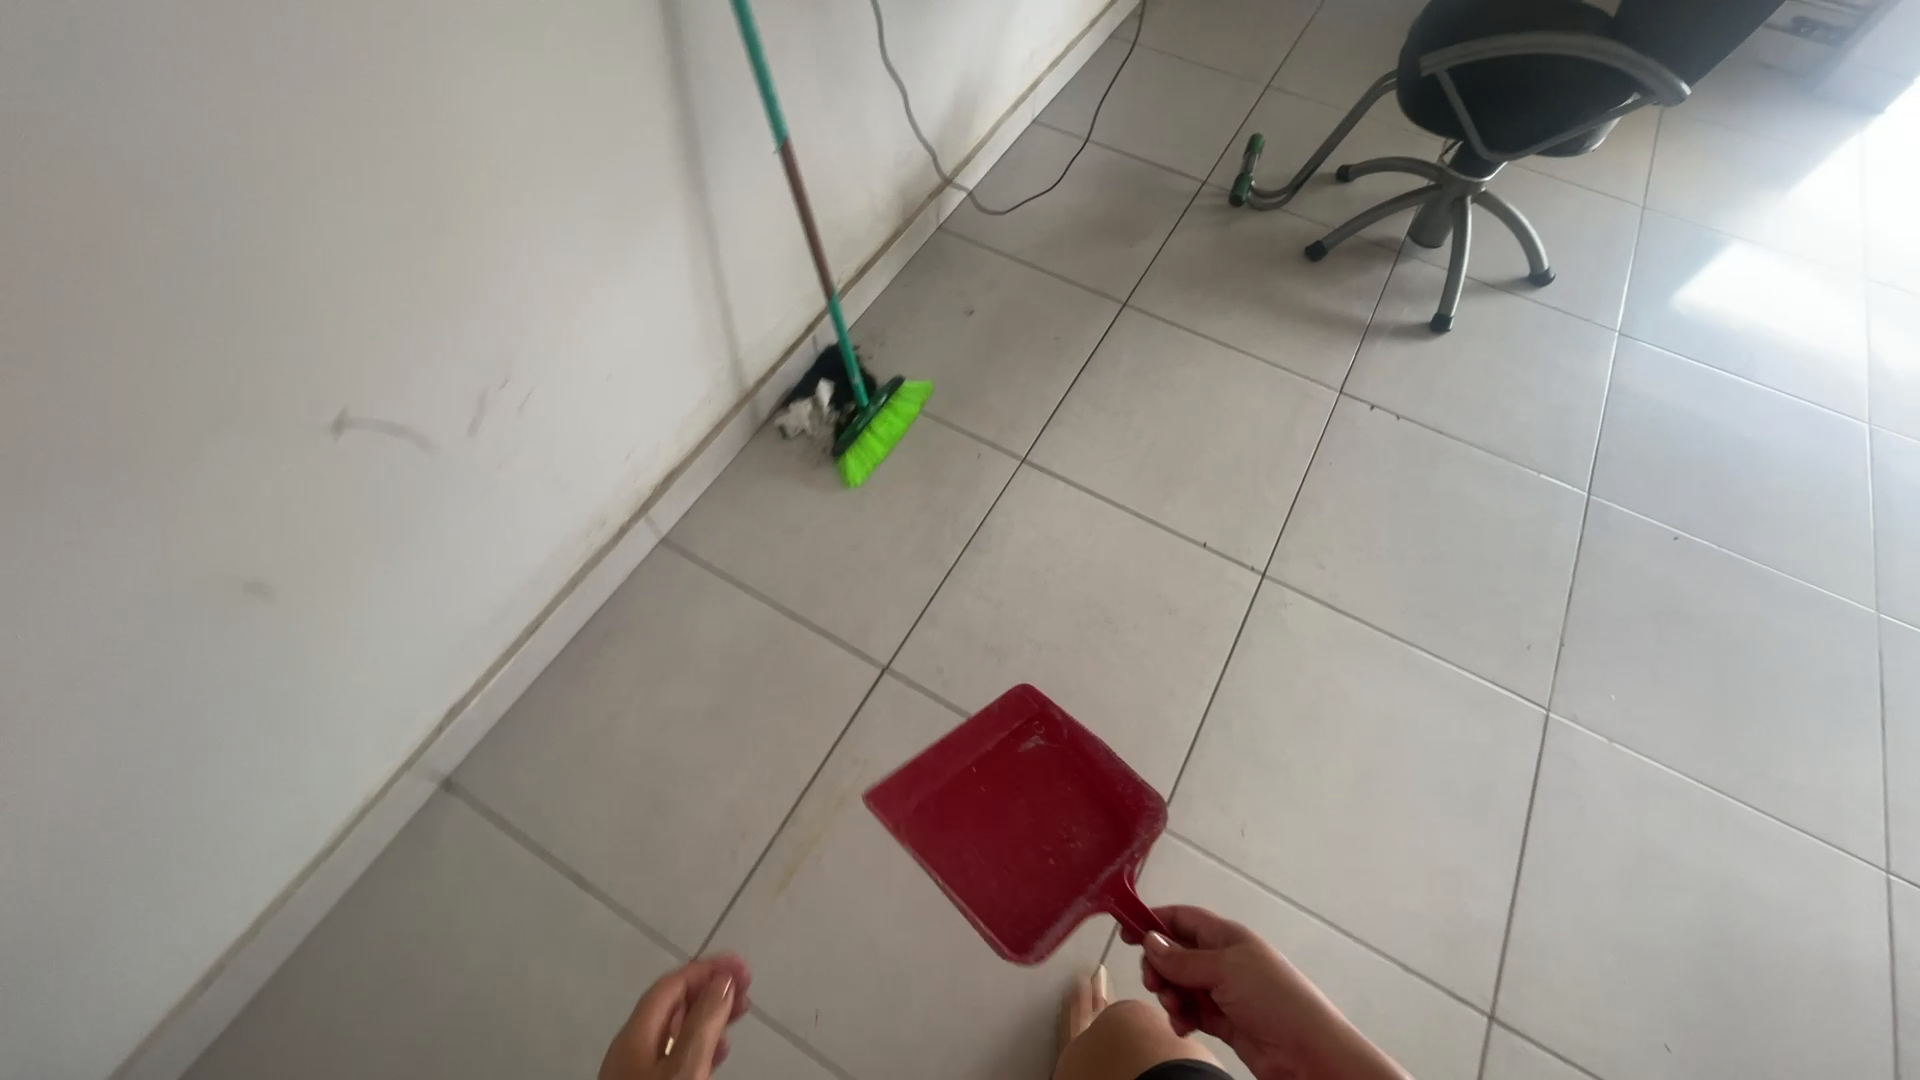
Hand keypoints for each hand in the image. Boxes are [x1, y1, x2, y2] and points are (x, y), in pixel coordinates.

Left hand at [599, 955, 751, 1079]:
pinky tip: (721, 1052)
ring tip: (741, 1012)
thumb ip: (704, 1022)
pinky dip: (702, 1043)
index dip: (708, 970)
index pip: (673, 984)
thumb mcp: (686, 1067)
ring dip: (710, 1015)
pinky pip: (675, 1054)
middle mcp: (632, 1047)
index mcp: (635, 1034)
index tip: (742, 968)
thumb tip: (722, 980)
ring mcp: (635, 1072)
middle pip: (674, 1004)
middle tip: (747, 987)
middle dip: (712, 989)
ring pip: (677, 1029)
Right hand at [1124, 907, 1406, 1079]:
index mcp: (1227, 937)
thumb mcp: (1224, 970)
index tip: (1126, 933)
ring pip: (1183, 985)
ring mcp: (1226, 993)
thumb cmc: (1272, 999)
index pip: (1183, 919)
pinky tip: (1183, 1025)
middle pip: (1178, 953)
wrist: (1312, 1056)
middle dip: (1160, 966)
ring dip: (1172, 995)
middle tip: (1154, 984)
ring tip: (1177, 1010)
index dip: (1155, 922)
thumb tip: (1149, 939)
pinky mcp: (1228, 1023)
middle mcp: (1224, 960)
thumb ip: (1183, 958)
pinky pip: (1194, 1011)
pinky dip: (1184, 1016)